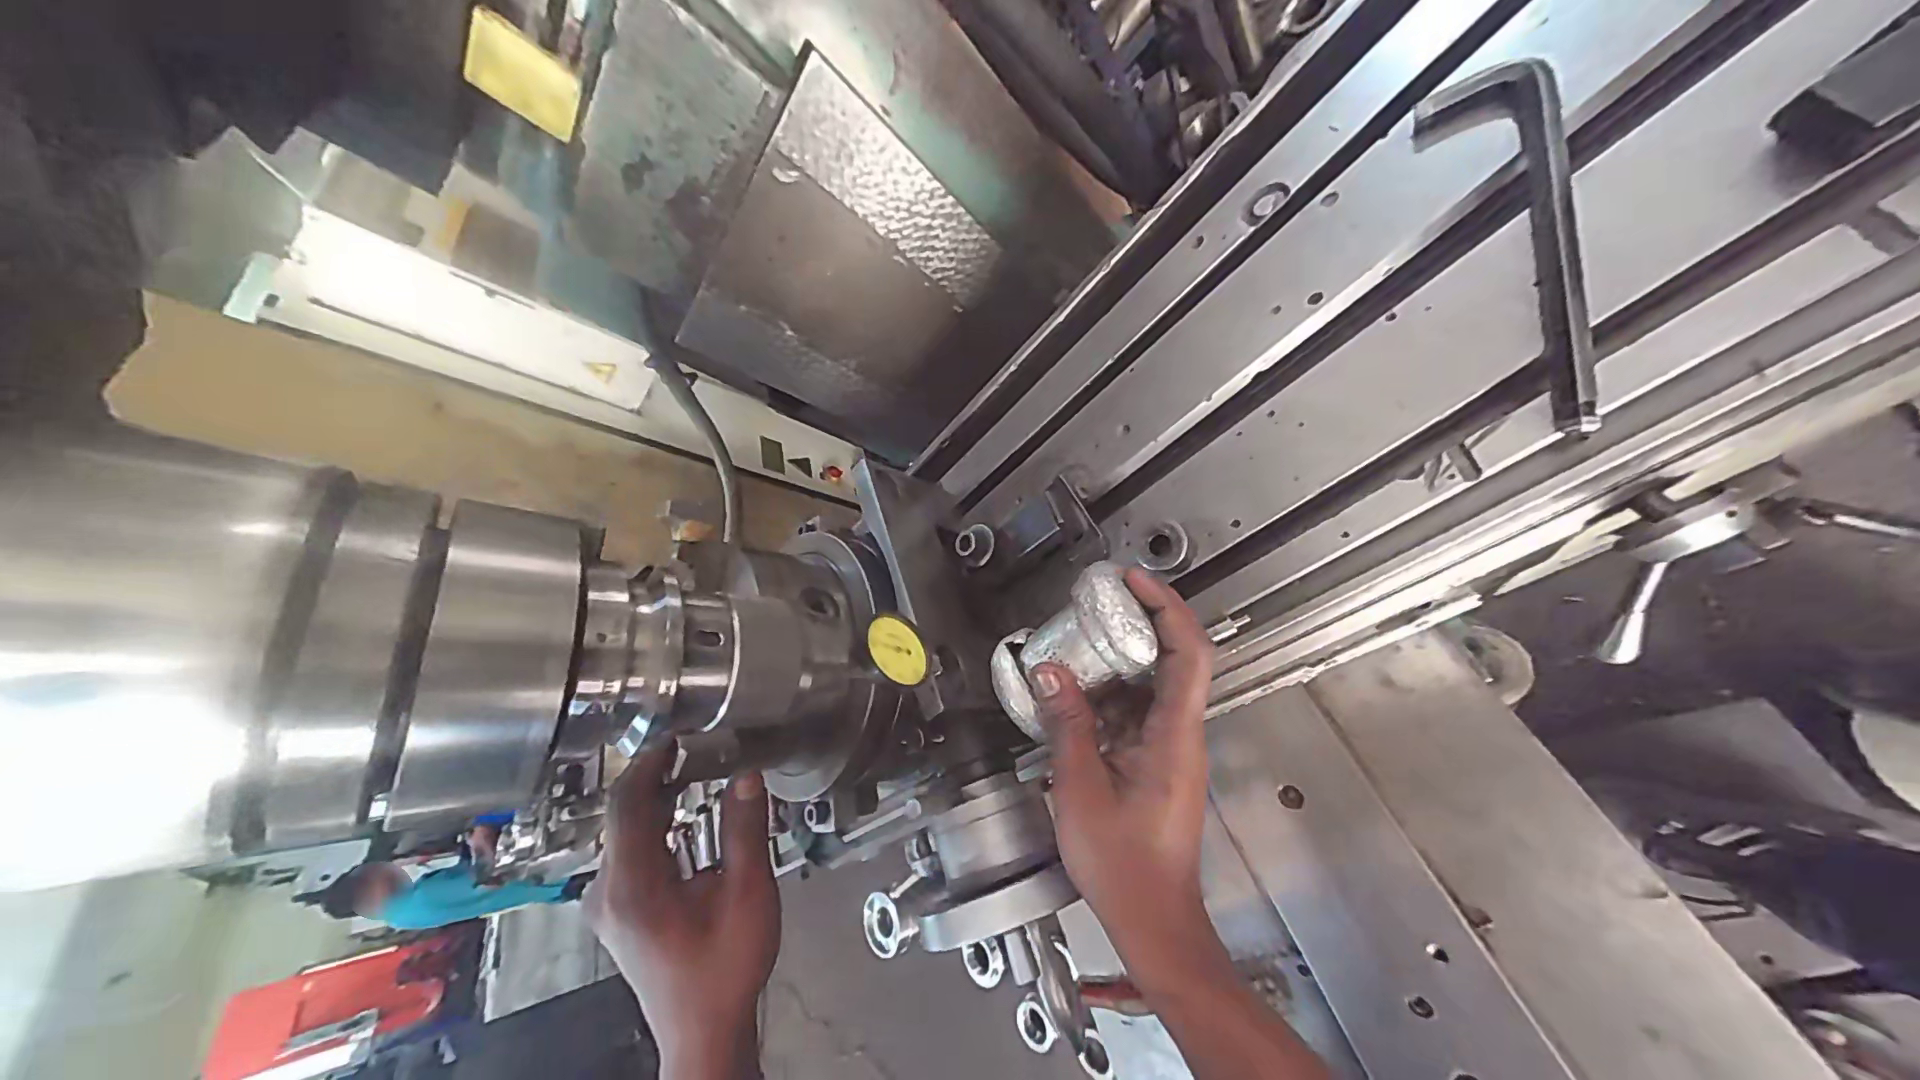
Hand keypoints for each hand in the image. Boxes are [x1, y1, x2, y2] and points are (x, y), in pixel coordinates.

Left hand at [585, 751, 778, 1079]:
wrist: (703, 1029)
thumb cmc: (726, 964)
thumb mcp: (746, 893)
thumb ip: (744, 829)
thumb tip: (746, 773)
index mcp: (631, 884)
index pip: (628, 804)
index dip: (650, 763)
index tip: (678, 736)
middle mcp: (606, 890)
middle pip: (624, 814)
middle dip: (658, 776)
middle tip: (698, 747)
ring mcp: (606, 903)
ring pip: (625, 832)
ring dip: (658, 799)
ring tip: (695, 769)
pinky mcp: (615, 910)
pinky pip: (629, 850)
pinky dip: (655, 823)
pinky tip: (684, 813)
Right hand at [1033, 567, 1217, 990]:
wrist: (1153, 917)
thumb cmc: (1123, 863)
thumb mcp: (1080, 787)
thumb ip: (1067, 724)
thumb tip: (1049, 672)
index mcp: (1175, 735)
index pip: (1189, 652)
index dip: (1166, 607)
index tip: (1134, 581)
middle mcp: (1182, 733)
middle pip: (1175, 659)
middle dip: (1139, 623)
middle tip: (1097, 603)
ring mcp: (1171, 747)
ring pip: (1152, 684)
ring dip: (1119, 661)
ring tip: (1077, 644)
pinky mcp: (1157, 761)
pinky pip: (1137, 711)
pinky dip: (1109, 694)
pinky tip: (1075, 695)